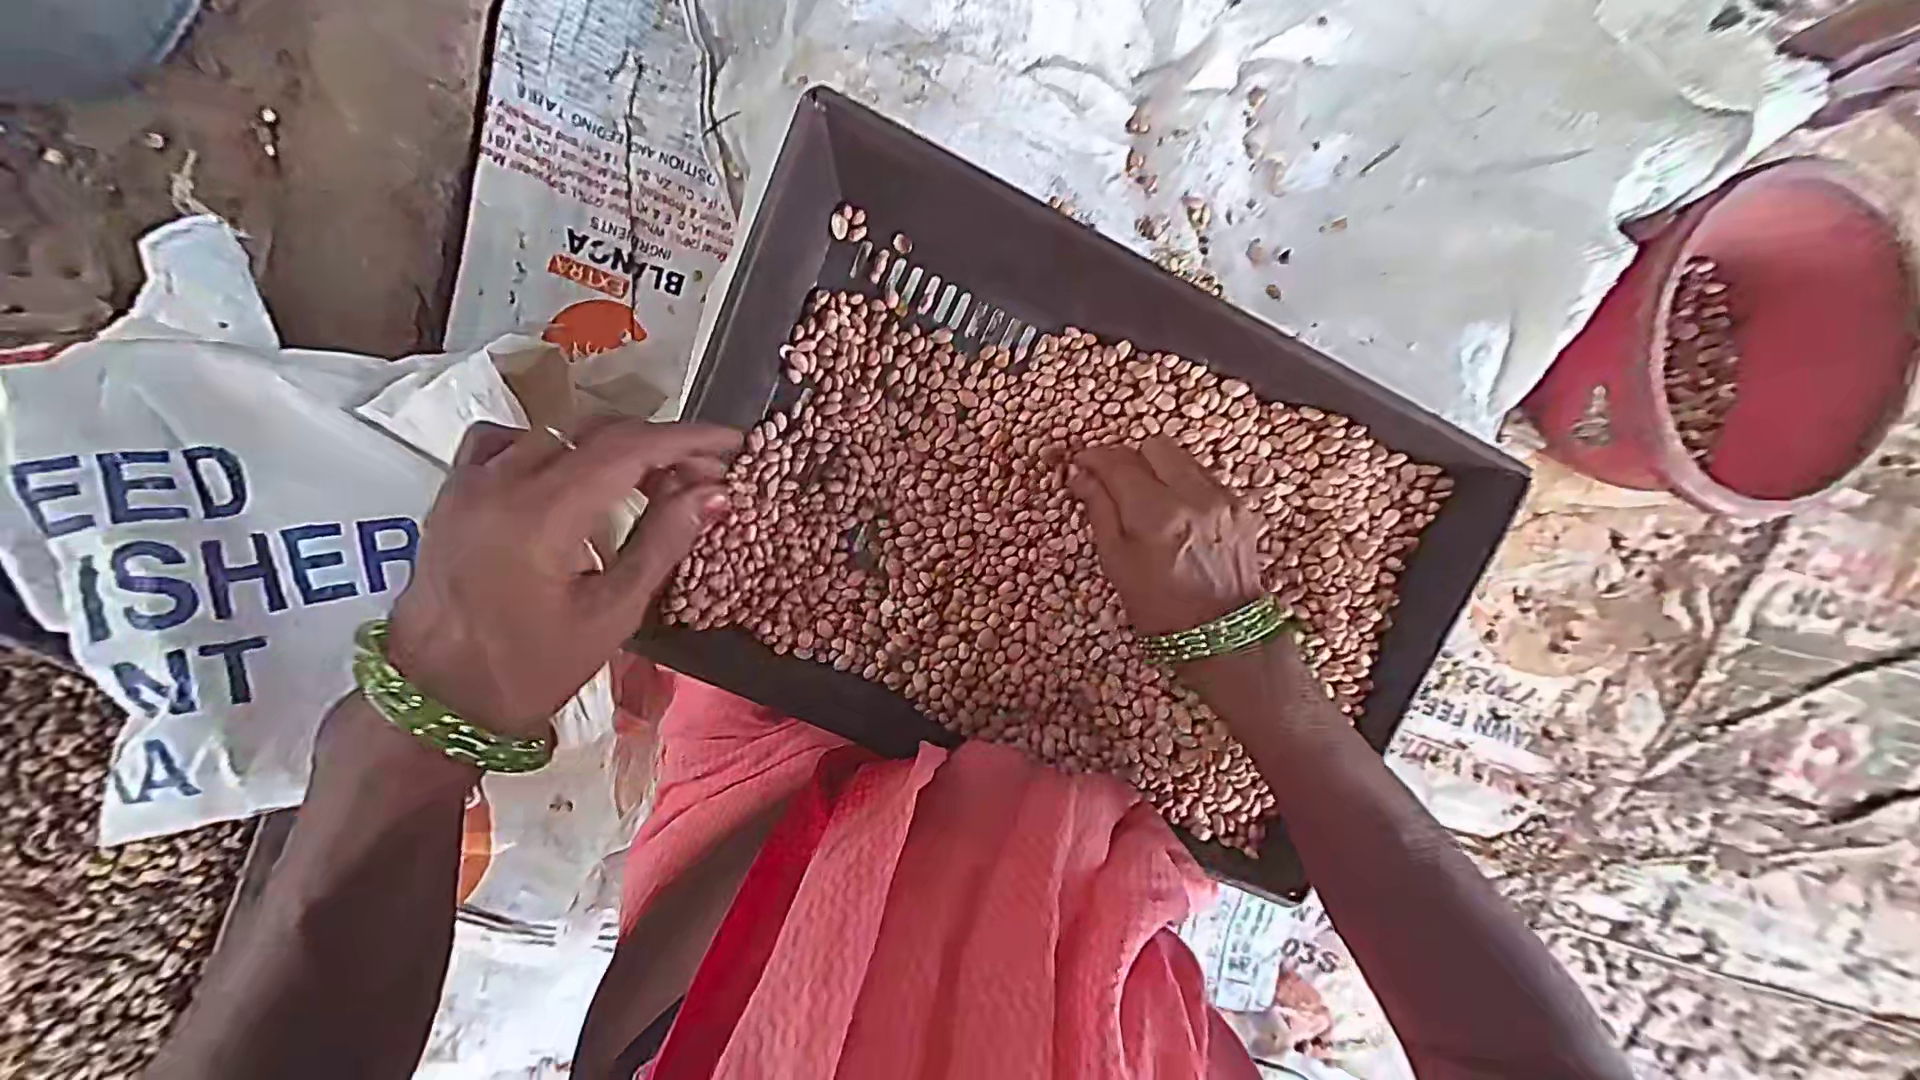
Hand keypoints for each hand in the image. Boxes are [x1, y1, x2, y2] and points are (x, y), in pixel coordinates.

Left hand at [384, 418, 740, 737]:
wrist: (437, 700)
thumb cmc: (535, 666)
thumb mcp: (614, 611)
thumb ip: (664, 541)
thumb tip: (715, 493)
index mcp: (542, 514)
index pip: (628, 448)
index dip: (688, 439)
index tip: (732, 443)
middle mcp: (500, 482)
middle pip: (598, 431)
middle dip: (662, 442)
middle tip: (706, 470)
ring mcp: (469, 482)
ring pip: (559, 430)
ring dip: (617, 444)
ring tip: (656, 476)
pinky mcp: (454, 493)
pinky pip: (509, 441)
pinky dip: (557, 445)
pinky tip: (577, 473)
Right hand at [1068, 437, 1266, 635]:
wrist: (1221, 634)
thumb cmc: (1158, 606)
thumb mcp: (1115, 561)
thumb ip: (1099, 509)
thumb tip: (1080, 473)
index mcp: (1156, 514)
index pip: (1118, 462)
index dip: (1094, 457)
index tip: (1082, 463)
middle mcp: (1193, 497)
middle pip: (1153, 446)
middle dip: (1129, 458)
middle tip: (1113, 481)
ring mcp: (1222, 499)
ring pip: (1181, 457)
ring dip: (1157, 468)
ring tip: (1144, 499)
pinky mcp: (1241, 506)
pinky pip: (1203, 477)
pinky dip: (1182, 484)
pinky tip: (1174, 513)